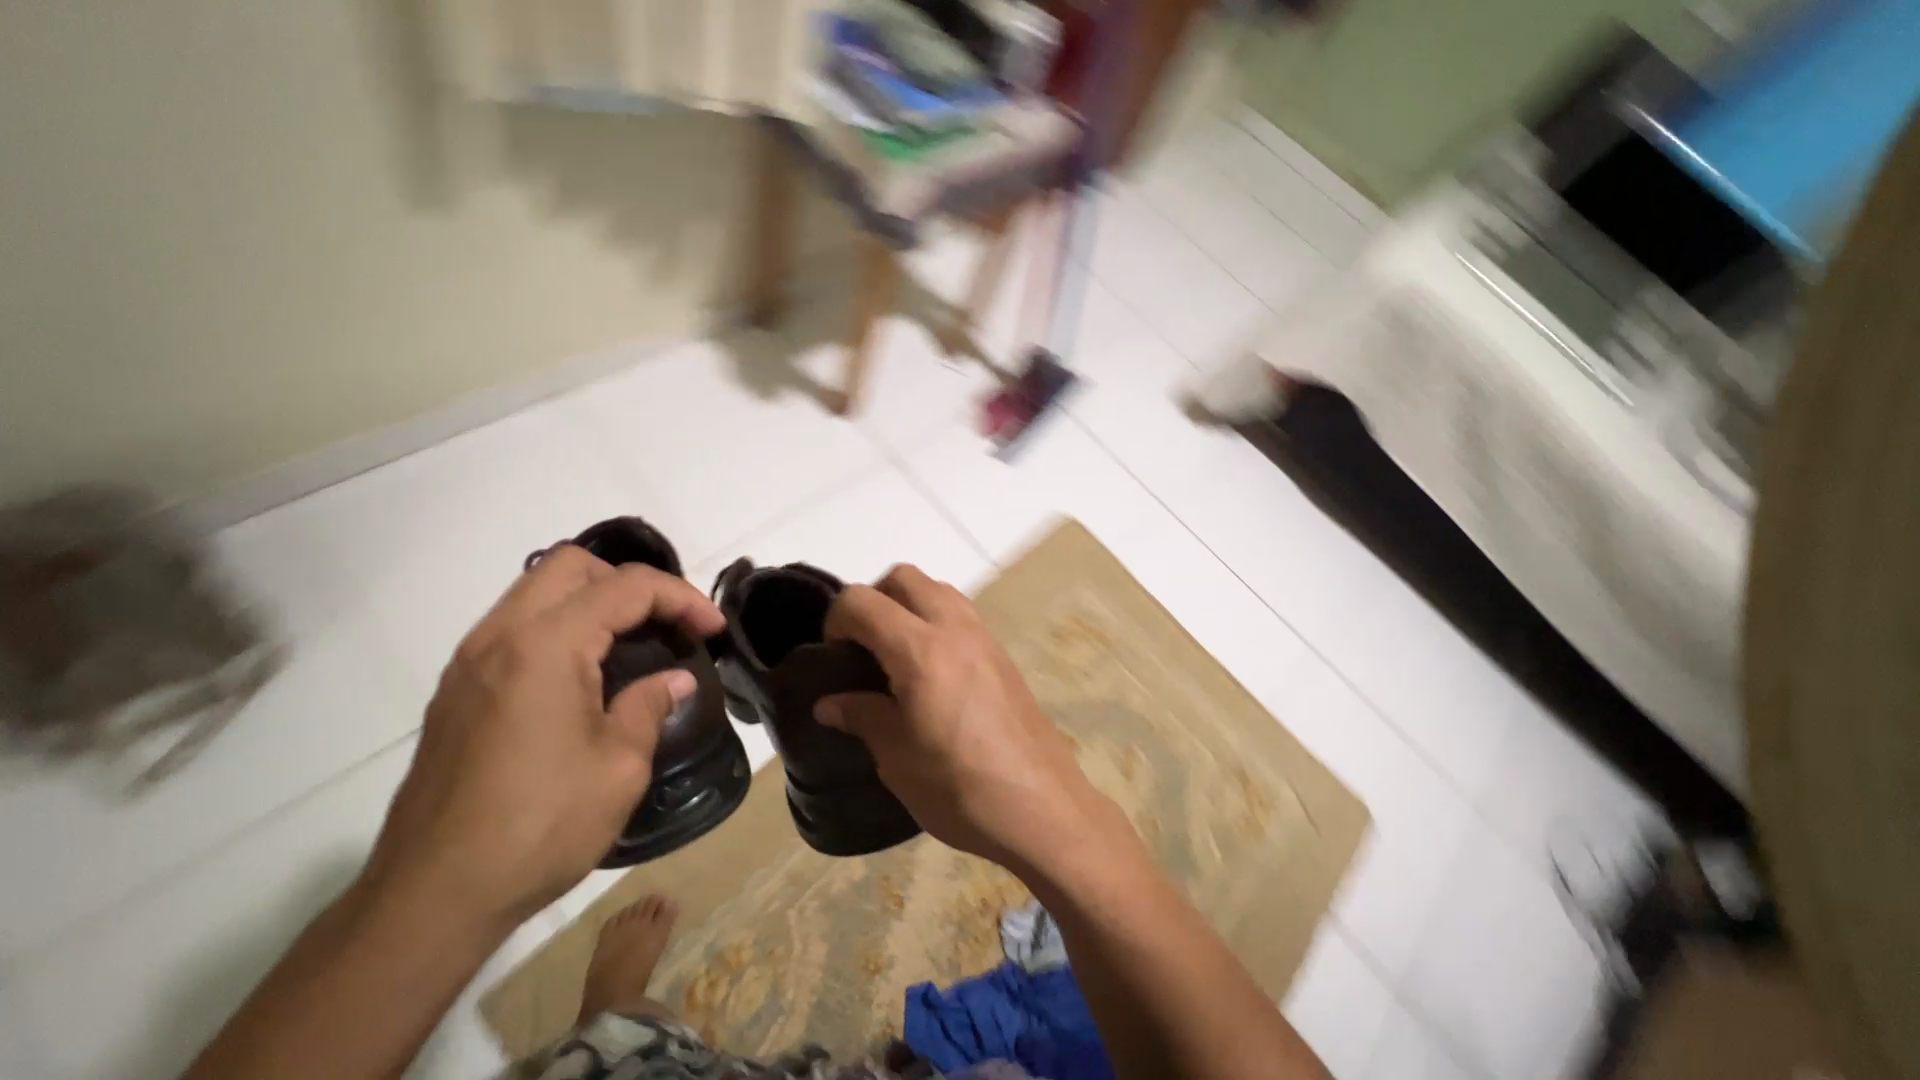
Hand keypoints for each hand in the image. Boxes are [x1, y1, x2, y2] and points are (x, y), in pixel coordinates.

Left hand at [366, 545, 726, 926]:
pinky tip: (584, 676)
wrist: (434, 893)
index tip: (714, 628)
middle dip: (631, 583)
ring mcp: (469, 661)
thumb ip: (649, 705)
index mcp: (544, 645)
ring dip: (591, 601)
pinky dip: (558, 628)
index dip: (681, 597)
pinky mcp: (456, 690)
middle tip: (668, 625)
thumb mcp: (619, 767)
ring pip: (536, 591)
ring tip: (633, 644)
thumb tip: (673, 679)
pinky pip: (514, 627)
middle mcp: (499, 636)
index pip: (625, 587)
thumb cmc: (540, 826)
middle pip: (572, 566)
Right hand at [815, 565, 1114, 874]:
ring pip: (939, 590)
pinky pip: (963, 616)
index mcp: (921, 651)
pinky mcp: (1005, 658)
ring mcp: (986, 640)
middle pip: (905, 578)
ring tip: (896, 658)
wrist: (1042, 811)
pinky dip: (938, 624)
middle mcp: (955, 630)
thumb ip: (863, 717)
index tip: (831, 657)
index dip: (835, 621)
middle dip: (874, 600)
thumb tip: (830, 703)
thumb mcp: (897, 760)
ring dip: (909, 606)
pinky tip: (931, 676)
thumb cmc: (960, 789)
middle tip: (862, 648)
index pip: (862, 601)